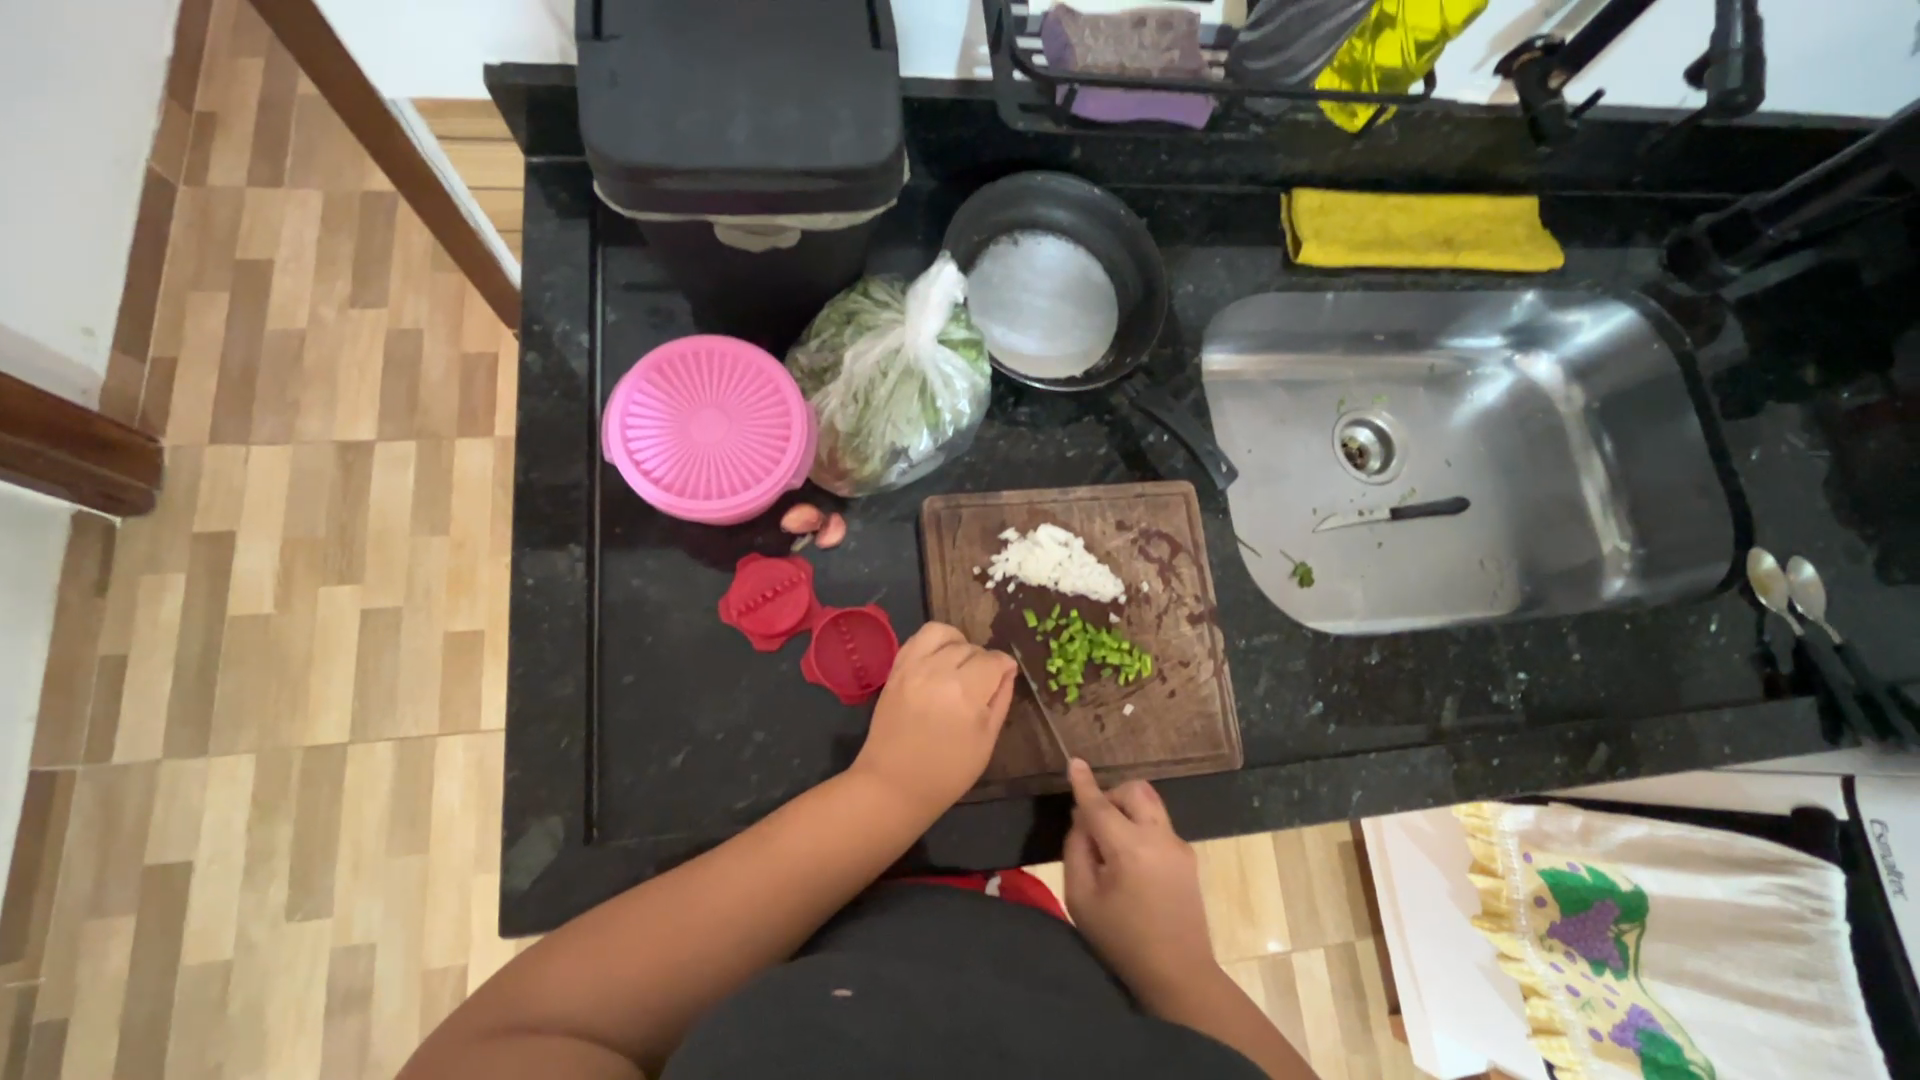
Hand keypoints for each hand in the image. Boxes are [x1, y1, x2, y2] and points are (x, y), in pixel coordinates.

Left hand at [850, 622, 1016, 815]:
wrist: (893, 784)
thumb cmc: (947, 773)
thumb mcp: (986, 741)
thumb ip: (1000, 700)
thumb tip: (1008, 670)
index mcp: (965, 693)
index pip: (993, 661)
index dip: (1004, 667)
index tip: (1005, 676)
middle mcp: (937, 672)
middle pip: (970, 648)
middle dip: (982, 660)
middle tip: (981, 682)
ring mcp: (912, 668)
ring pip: (943, 634)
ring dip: (958, 644)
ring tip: (960, 663)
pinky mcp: (895, 670)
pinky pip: (917, 639)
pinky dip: (933, 642)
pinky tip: (939, 660)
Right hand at [1062, 759, 1216, 1001]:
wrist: (1178, 974)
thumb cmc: (1121, 940)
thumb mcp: (1081, 899)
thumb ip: (1077, 850)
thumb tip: (1083, 820)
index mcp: (1129, 848)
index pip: (1100, 804)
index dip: (1084, 783)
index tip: (1074, 761)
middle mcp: (1159, 837)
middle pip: (1135, 791)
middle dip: (1112, 795)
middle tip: (1095, 822)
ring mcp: (1179, 846)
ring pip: (1151, 804)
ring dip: (1128, 810)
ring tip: (1112, 844)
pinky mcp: (1188, 858)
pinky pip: (1159, 826)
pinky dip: (1141, 828)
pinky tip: (1131, 862)